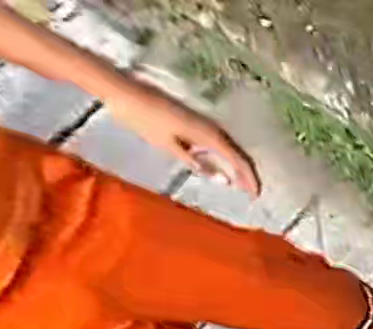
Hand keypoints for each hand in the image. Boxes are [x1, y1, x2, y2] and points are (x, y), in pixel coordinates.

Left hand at [104, 84, 260, 194]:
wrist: (117, 87)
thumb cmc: (141, 117)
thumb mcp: (169, 145)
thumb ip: (197, 164)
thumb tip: (225, 181)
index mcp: (210, 136)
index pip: (240, 162)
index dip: (251, 180)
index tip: (255, 196)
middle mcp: (211, 128)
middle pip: (239, 154)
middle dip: (247, 174)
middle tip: (250, 191)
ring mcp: (202, 121)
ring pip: (230, 148)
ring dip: (237, 165)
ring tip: (238, 180)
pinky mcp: (192, 118)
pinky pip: (218, 141)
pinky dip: (224, 155)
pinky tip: (218, 163)